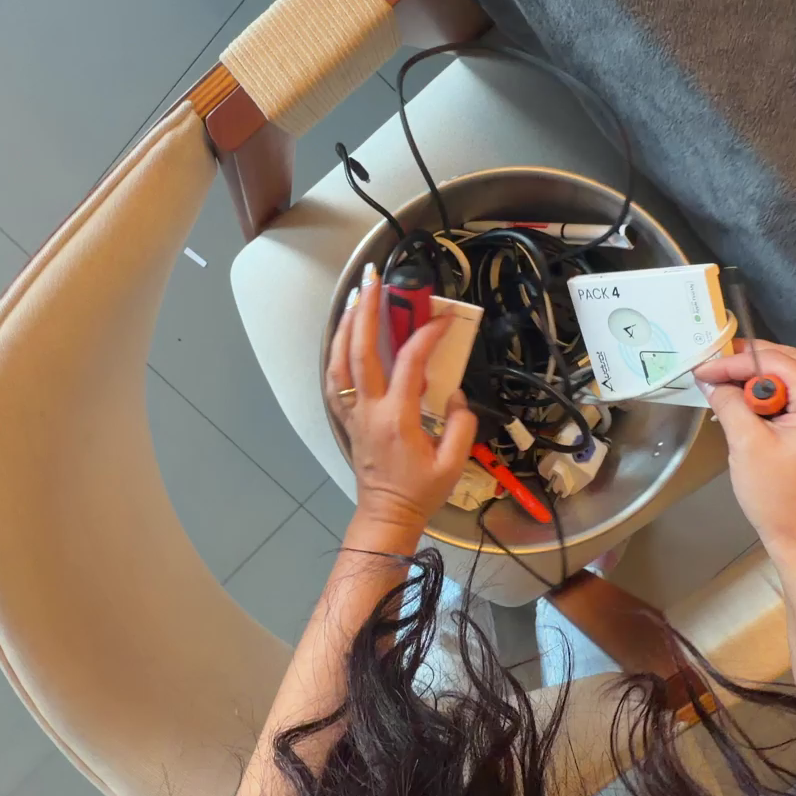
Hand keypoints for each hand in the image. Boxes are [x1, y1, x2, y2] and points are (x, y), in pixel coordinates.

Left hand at [325, 265, 478, 544]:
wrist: (387, 515)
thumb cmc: (420, 492)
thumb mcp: (453, 463)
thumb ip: (460, 423)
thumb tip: (454, 393)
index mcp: (397, 418)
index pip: (410, 363)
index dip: (426, 335)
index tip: (442, 318)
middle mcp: (369, 410)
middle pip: (361, 350)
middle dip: (366, 311)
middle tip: (374, 280)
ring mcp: (353, 413)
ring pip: (339, 361)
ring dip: (346, 325)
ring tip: (355, 297)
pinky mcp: (347, 418)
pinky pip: (335, 379)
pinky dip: (337, 352)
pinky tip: (344, 336)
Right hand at [692, 342, 795, 560]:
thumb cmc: (781, 498)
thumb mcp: (747, 445)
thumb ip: (730, 403)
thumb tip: (713, 381)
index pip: (777, 361)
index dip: (735, 362)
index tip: (701, 370)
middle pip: (792, 363)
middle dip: (749, 367)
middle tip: (711, 374)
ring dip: (763, 382)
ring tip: (728, 389)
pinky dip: (780, 397)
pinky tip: (754, 406)